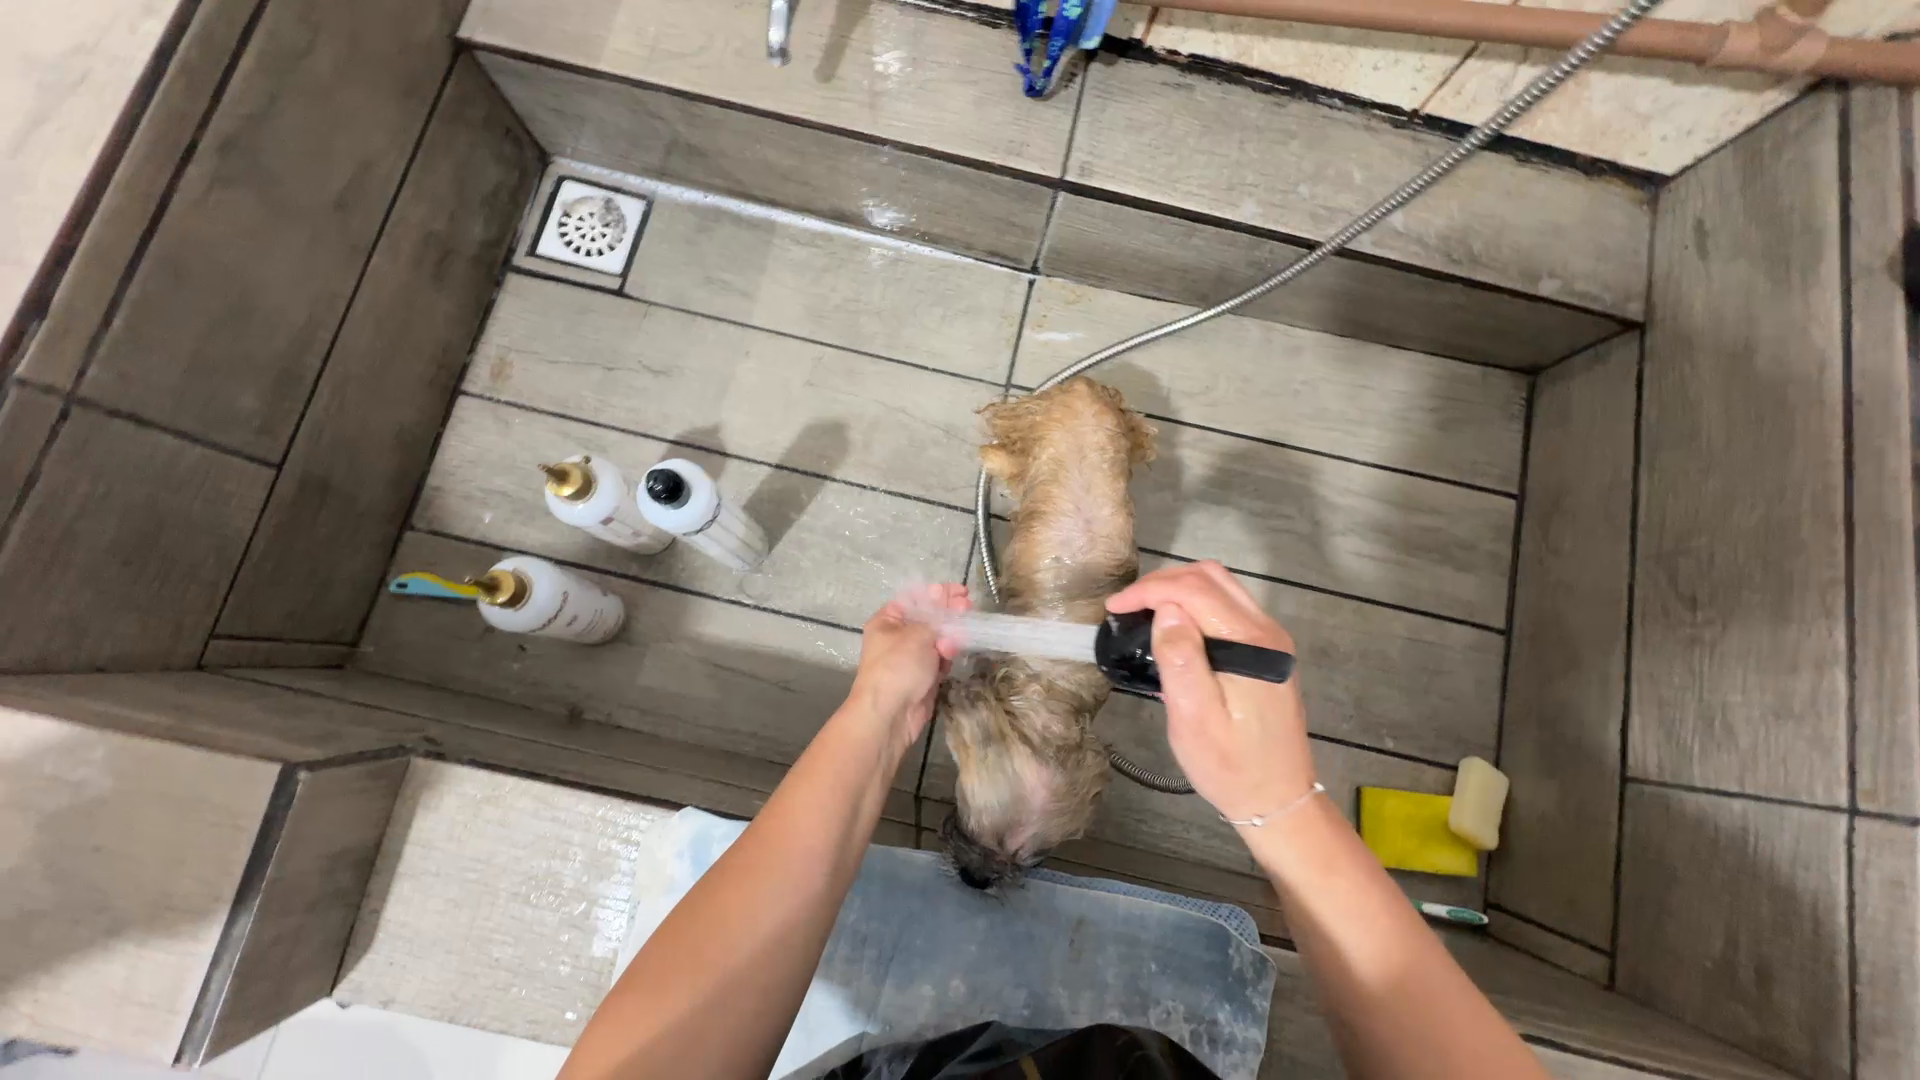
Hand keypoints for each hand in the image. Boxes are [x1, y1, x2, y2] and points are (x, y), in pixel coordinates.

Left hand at [849, 583, 969, 748]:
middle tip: (968, 607)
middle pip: (929, 618)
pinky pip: (940, 658)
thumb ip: (937, 616)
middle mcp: (898, 637)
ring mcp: (911, 657)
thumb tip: (947, 600)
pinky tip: (952, 653)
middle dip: (949, 613)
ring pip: (938, 638)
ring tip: (962, 632)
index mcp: (888, 620)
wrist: (891, 713)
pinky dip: (948, 654)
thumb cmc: (898, 666)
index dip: (938, 593)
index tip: (960, 591)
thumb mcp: (917, 633)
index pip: (916, 599)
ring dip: (950, 634)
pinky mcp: (924, 675)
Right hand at [1106, 561, 1315, 825]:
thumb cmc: (1230, 765)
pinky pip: (1227, 606)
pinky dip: (1194, 603)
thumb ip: (1181, 660)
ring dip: (1179, 589)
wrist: (1277, 800)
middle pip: (1211, 577)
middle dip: (1163, 582)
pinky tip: (1173, 627)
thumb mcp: (1194, 719)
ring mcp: (1270, 639)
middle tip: (1127, 607)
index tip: (1115, 608)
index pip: (1195, 590)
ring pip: (1221, 586)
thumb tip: (1167, 610)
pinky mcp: (1266, 651)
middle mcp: (1266, 631)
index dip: (1149, 590)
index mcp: (1250, 643)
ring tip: (1144, 613)